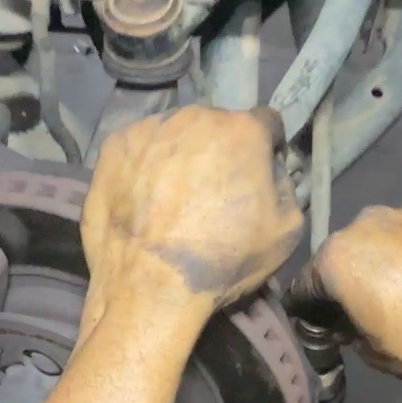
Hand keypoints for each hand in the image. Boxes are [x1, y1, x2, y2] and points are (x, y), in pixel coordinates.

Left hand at [80, 106, 301, 326]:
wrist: (152, 286)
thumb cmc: (224, 260)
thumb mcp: (286, 231)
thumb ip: (286, 187)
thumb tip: (271, 171)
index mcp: (243, 130)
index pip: (265, 123)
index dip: (266, 149)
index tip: (257, 174)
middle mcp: (196, 116)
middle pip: (217, 126)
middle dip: (220, 152)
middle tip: (211, 193)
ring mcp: (151, 128)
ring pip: (176, 134)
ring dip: (181, 156)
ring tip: (173, 199)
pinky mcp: (115, 145)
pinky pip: (140, 147)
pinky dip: (146, 166)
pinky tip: (145, 199)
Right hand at [294, 206, 401, 390]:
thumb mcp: (376, 354)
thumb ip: (351, 336)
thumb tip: (352, 326)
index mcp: (335, 258)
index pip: (302, 290)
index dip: (310, 319)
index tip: (326, 335)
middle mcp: (361, 225)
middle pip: (336, 261)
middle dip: (341, 289)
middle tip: (359, 320)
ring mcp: (401, 214)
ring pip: (371, 247)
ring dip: (373, 271)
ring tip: (396, 303)